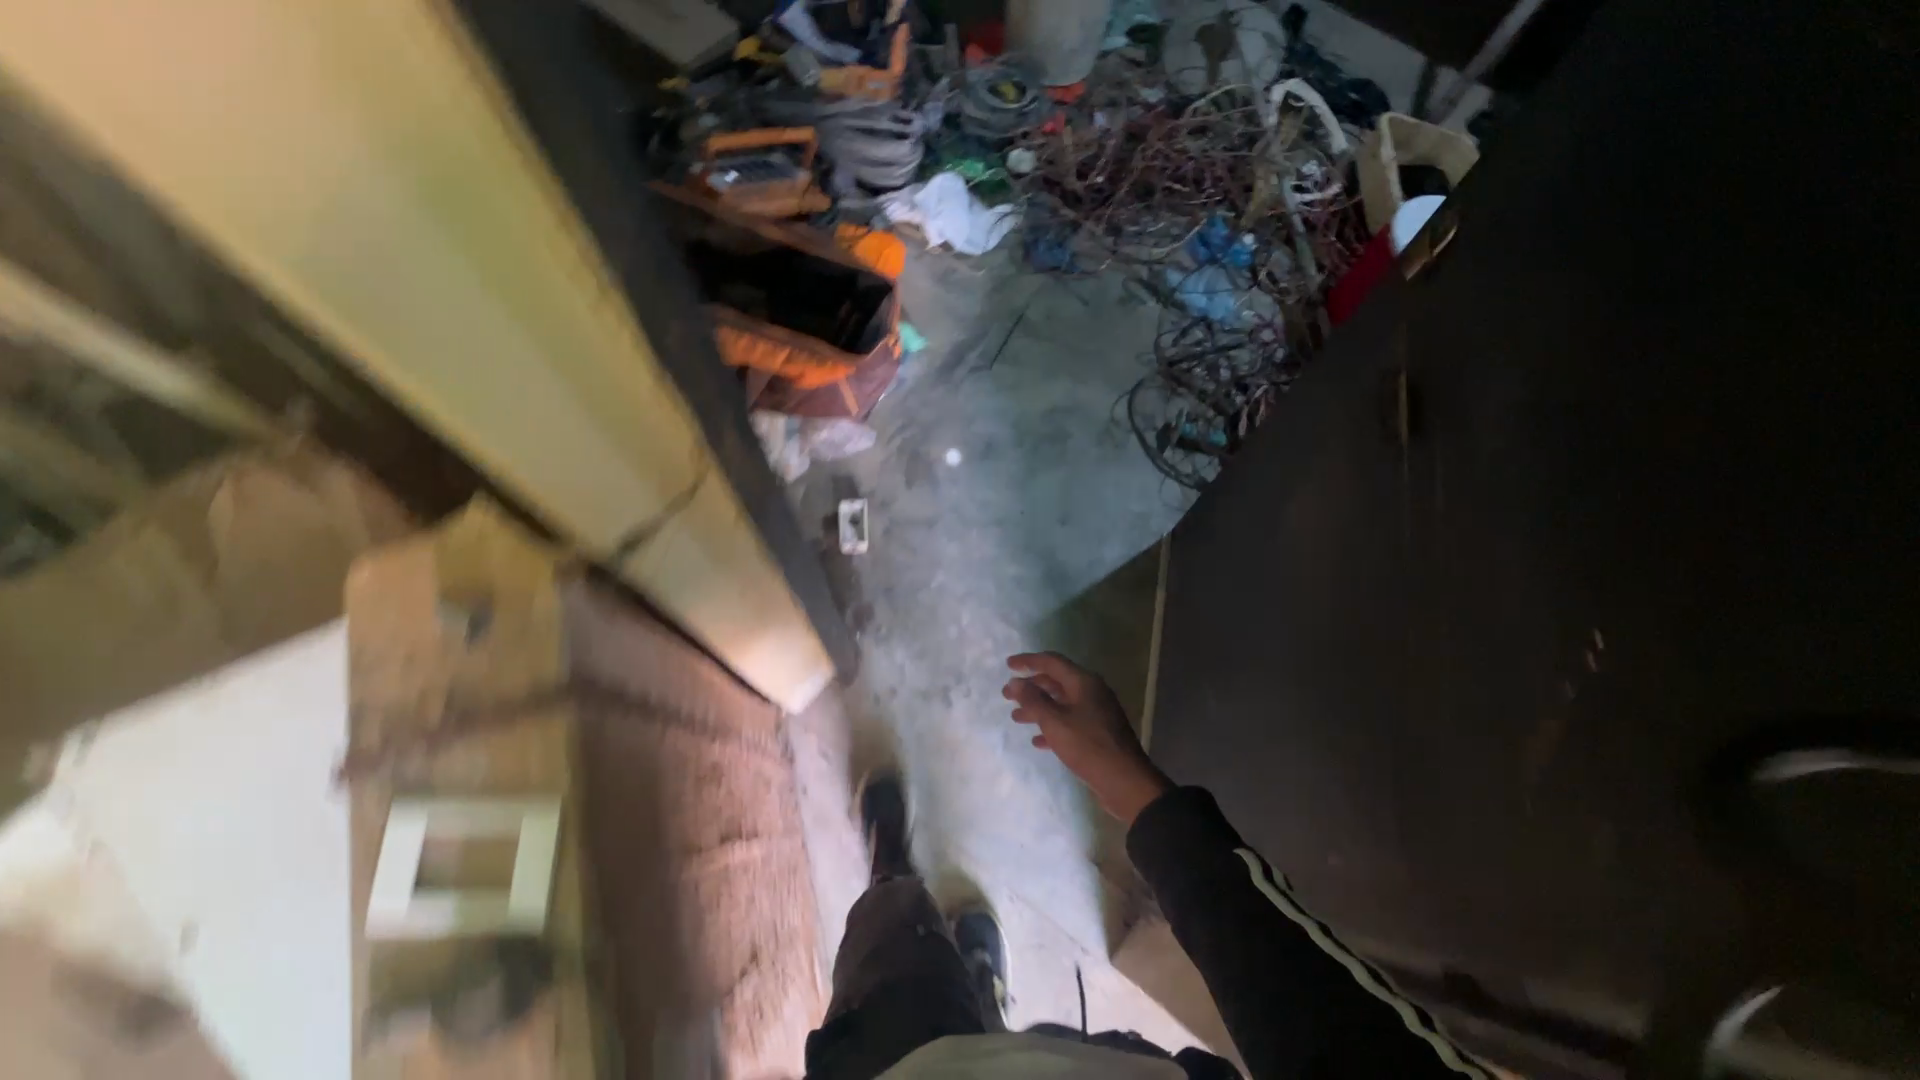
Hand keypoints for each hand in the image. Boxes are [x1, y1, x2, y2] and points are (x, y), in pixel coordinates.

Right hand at [1003, 652, 1172, 825]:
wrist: (1125, 780)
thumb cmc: (1088, 746)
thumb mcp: (1055, 721)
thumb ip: (1033, 700)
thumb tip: (1016, 681)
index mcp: (1084, 682)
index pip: (1052, 662)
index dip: (1028, 661)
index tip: (1008, 665)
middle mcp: (1092, 692)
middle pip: (1056, 682)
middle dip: (1031, 687)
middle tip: (1007, 695)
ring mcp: (1097, 713)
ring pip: (1062, 703)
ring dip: (1038, 708)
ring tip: (1016, 717)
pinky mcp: (1098, 733)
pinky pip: (1070, 722)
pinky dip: (1052, 727)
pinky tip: (1038, 741)